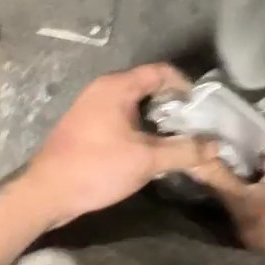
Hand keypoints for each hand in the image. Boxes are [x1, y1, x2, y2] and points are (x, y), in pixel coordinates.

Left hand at [20, 63, 219, 228]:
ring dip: (158, 121)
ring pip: (135, 106)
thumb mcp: (146, 160)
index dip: (186, 86)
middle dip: (174, 106)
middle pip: (149, 87)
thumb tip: (217, 146)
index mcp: (116, 87)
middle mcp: (103, 90)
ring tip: (179, 142)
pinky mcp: (87, 128)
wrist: (47, 193)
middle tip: (195, 128)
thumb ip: (184, 151)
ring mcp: (92, 108)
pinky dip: (141, 129)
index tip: (203, 109)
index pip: (160, 72)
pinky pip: (122, 119)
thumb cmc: (96, 168)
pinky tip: (153, 151)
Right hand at [189, 126, 264, 264]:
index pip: (254, 118)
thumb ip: (217, 179)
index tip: (195, 116)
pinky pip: (261, 174)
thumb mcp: (247, 207)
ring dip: (232, 158)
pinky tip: (217, 175)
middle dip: (224, 139)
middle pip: (253, 137)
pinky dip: (243, 174)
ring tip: (197, 153)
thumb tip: (187, 155)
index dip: (225, 115)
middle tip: (189, 137)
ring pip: (256, 157)